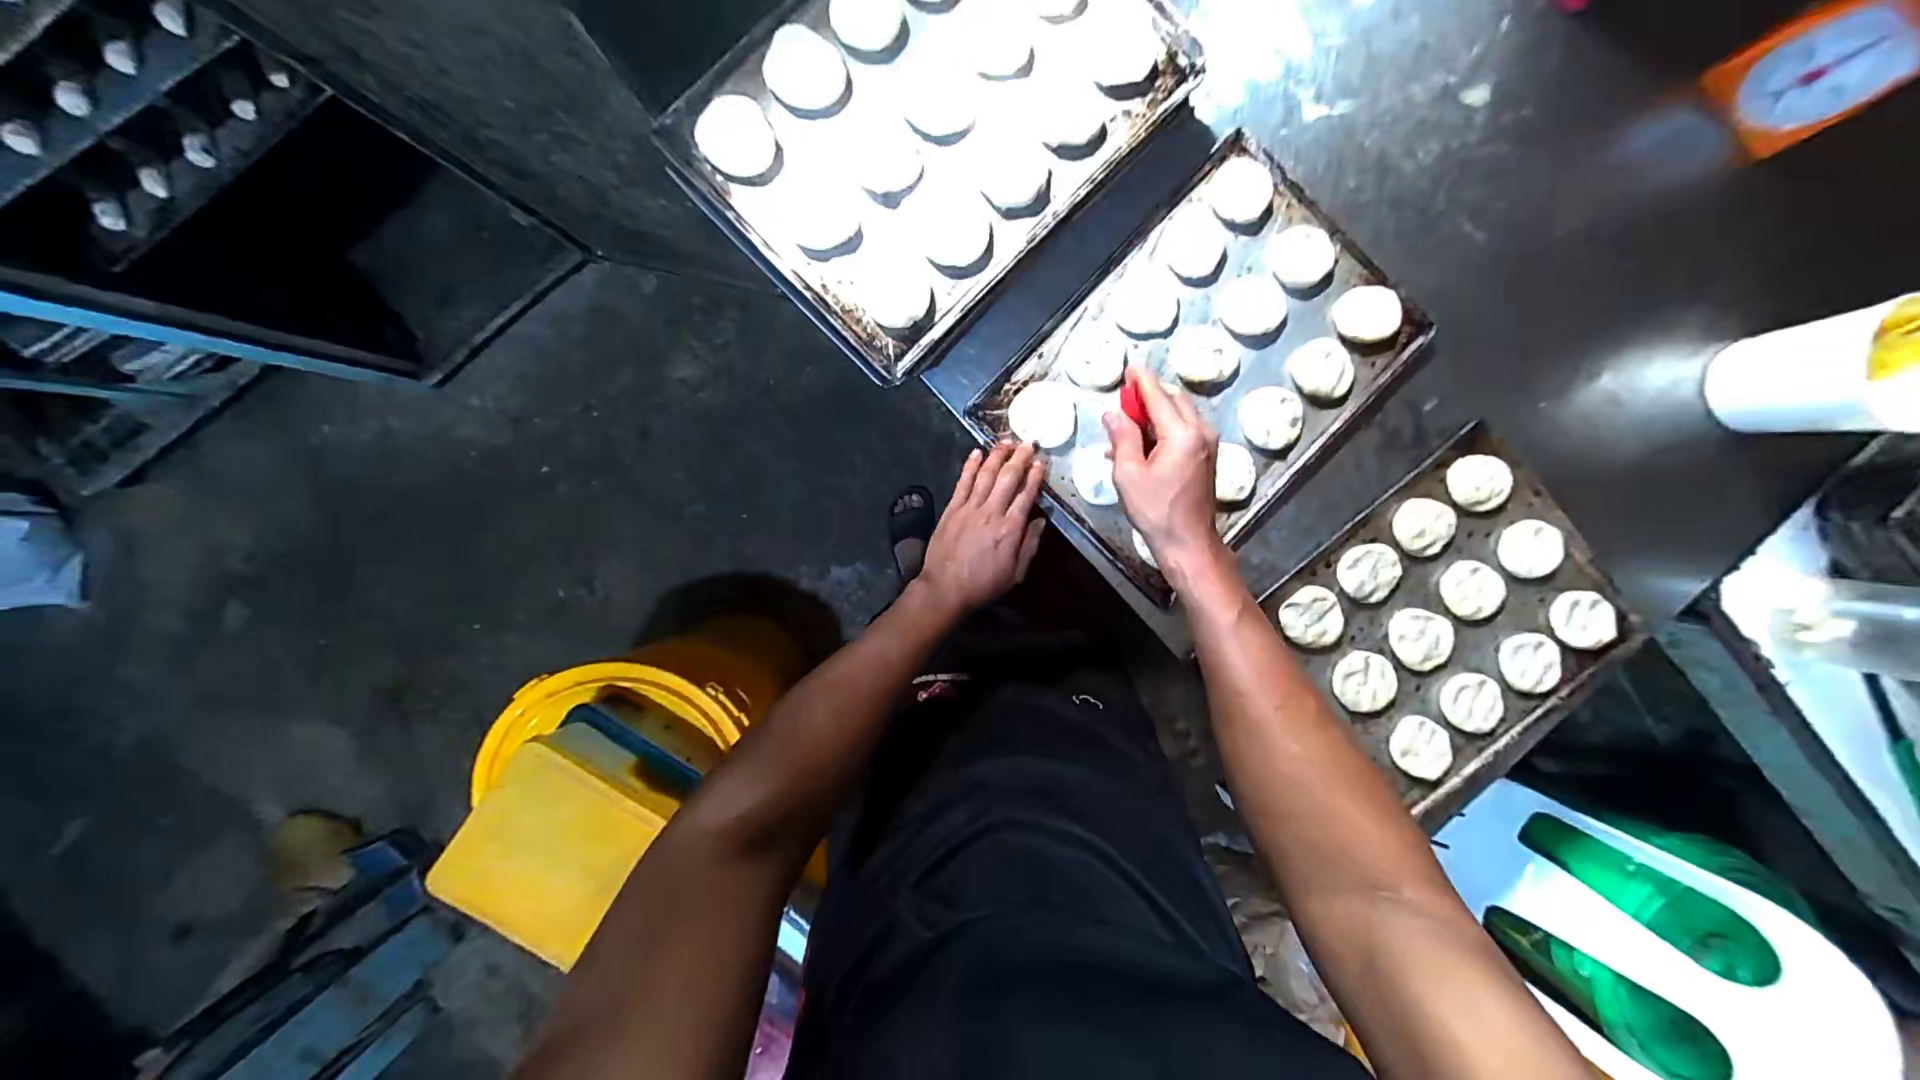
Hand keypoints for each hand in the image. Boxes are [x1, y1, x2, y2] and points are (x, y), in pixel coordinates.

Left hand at [915, 441, 1047, 617]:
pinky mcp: (952, 509)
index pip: (1026, 494)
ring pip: (986, 474)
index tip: (1041, 462)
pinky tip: (977, 452)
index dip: (1035, 476)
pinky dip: (970, 466)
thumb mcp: (1016, 573)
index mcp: (1011, 529)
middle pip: (1008, 478)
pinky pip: (963, 482)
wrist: (945, 589)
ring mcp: (969, 508)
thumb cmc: (984, 585)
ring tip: (1007, 442)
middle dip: (1020, 458)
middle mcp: (991, 513)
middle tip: (1029, 443)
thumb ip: (1030, 545)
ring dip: (997, 455)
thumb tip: (1040, 520)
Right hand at [1104, 369, 1229, 582]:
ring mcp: (1207, 444)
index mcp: (1182, 434)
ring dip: (1155, 412)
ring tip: (1128, 425)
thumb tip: (1114, 414)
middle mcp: (1200, 432)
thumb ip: (1122, 438)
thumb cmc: (1156, 511)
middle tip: (1124, 399)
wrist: (1188, 541)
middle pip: (1173, 400)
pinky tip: (1141, 442)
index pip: (1158, 396)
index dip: (1141, 381)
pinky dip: (1163, 428)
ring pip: (1180, 413)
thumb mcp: (1128, 474)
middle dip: (1148, 396)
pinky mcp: (1206, 456)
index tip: (1130, 369)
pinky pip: (1184, 430)